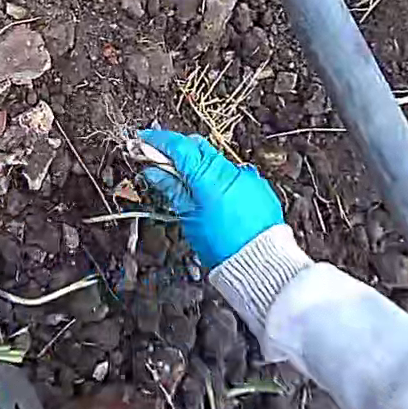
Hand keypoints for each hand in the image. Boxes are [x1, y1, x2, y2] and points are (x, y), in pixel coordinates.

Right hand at [138, 129, 283, 266]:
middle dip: (178, 150)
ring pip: (216, 160)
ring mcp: (247, 177)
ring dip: (199, 166)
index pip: (179, 146)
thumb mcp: (189, 218)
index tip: (144, 140)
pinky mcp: (259, 187)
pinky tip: (213, 195)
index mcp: (209, 176)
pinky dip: (219, 178)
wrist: (263, 267)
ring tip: (187, 185)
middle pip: (198, 146)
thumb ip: (172, 188)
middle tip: (161, 160)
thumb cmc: (225, 248)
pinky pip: (234, 174)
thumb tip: (154, 171)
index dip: (158, 141)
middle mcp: (230, 170)